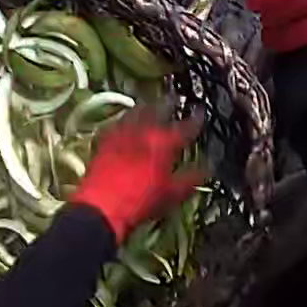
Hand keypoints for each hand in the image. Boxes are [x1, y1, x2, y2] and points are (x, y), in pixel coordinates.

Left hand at [68, 113, 205, 243]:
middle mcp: (144, 132)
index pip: (186, 127)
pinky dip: (123, 121)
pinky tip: (123, 122)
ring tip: (149, 104)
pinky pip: (116, 123)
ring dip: (145, 107)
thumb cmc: (141, 202)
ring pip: (136, 112)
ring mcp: (122, 133)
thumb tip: (204, 170)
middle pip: (158, 109)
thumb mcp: (172, 194)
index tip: (199, 112)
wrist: (102, 207)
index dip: (195, 119)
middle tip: (174, 98)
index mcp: (164, 143)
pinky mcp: (104, 140)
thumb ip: (190, 179)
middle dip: (168, 103)